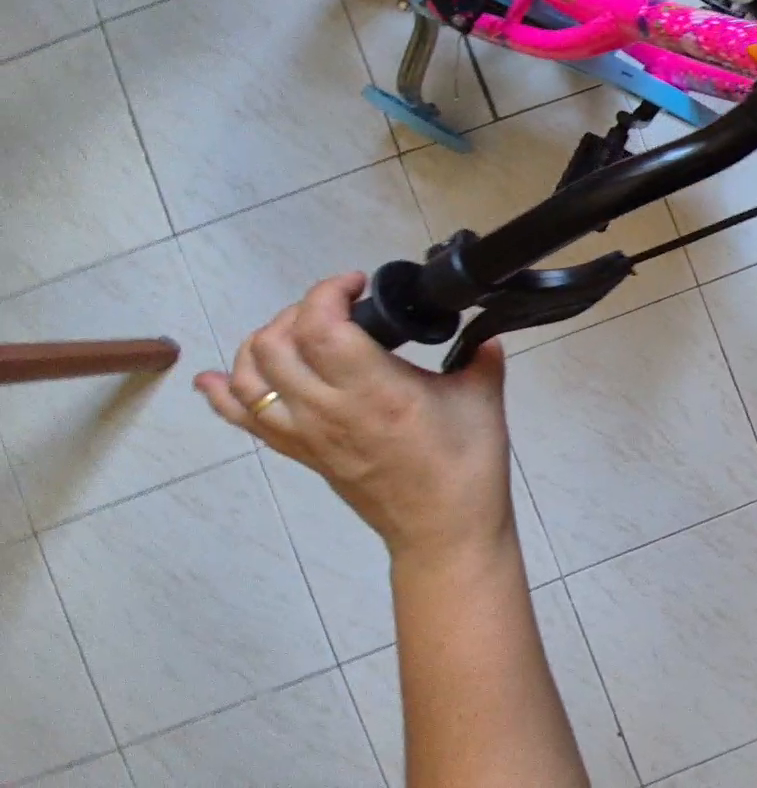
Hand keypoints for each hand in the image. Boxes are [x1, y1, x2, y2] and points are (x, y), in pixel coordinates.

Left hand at [195, 273, 514, 565]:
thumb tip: (486, 333)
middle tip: (341, 306)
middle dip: (301, 310)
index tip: (360, 283)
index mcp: (376, 390)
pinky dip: (223, 391)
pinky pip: (242, 417)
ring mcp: (305, 433)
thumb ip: (482, 356)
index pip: (322, 327)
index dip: (330, 292)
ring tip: (302, 330)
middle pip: (275, 343)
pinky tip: (219, 376)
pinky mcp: (299, 452)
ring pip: (248, 375)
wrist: (443, 524)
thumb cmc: (469, 460)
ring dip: (265, 341)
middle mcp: (328, 409)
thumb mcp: (485, 397)